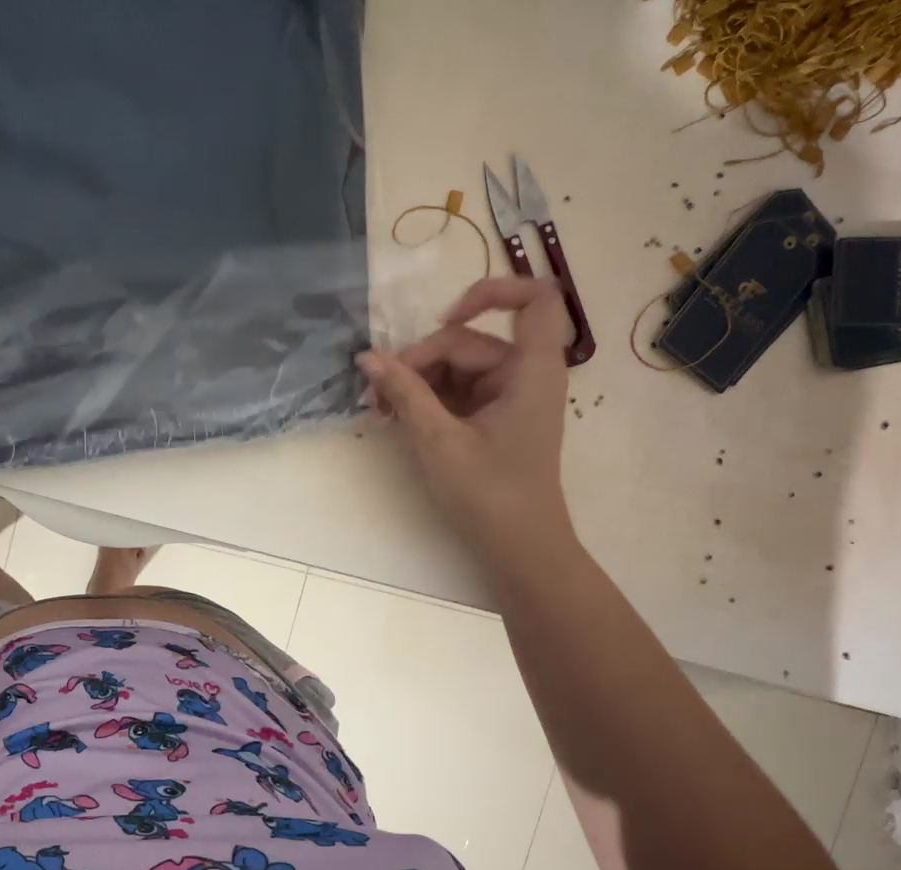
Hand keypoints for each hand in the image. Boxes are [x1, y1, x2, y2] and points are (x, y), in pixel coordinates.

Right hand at [358, 277, 574, 560]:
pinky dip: (426, 400)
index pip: (534, 299)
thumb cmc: (488, 494)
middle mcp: (524, 375)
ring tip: (380, 412)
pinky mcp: (492, 418)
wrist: (518, 546)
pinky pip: (455, 392)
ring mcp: (508, 397)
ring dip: (415, 383)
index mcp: (531, 370)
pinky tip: (395, 418)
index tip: (441, 319)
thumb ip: (403, 393)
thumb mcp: (438, 440)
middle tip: (377, 396)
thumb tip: (366, 357)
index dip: (490, 292)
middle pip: (468, 342)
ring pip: (455, 368)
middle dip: (420, 362)